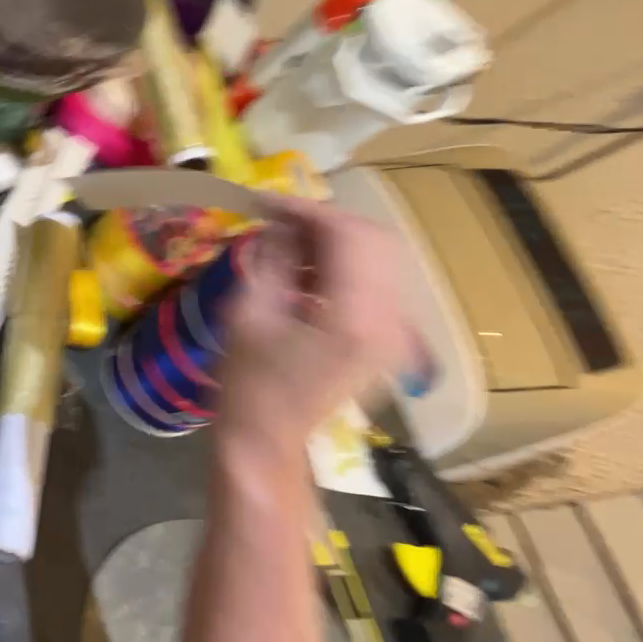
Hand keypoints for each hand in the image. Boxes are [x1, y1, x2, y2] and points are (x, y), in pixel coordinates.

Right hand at [215, 196, 410, 447]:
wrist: (267, 439)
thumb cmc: (246, 384)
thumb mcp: (247, 316)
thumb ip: (269, 262)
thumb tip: (277, 225)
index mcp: (354, 316)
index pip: (348, 236)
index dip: (306, 211)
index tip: (265, 202)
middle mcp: (390, 320)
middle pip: (376, 241)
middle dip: (326, 222)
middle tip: (279, 219)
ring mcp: (396, 331)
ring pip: (382, 259)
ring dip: (337, 242)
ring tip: (288, 242)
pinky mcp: (388, 340)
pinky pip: (377, 283)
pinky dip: (344, 266)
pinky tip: (306, 271)